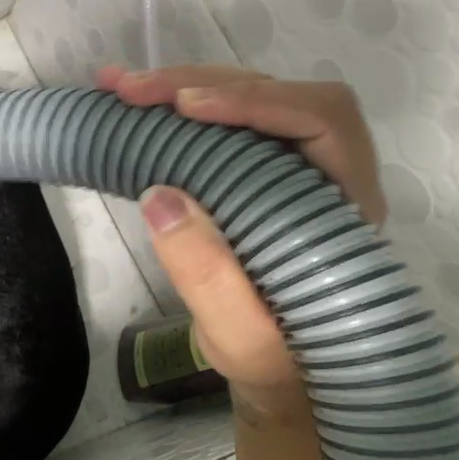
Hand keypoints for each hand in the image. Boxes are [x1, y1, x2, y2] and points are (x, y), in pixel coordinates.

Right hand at [96, 64, 383, 421]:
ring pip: (242, 100)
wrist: (280, 375)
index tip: (187, 107)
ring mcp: (284, 170)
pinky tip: (127, 104)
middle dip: (200, 84)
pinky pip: (215, 125)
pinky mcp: (248, 175)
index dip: (257, 102)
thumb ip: (207, 275)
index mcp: (343, 207)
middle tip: (128, 90)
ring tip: (115, 88)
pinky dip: (170, 109)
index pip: (320, 121)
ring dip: (179, 87)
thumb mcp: (241, 338)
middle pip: (275, 95)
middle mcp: (322, 175)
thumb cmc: (274, 363)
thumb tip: (158, 194)